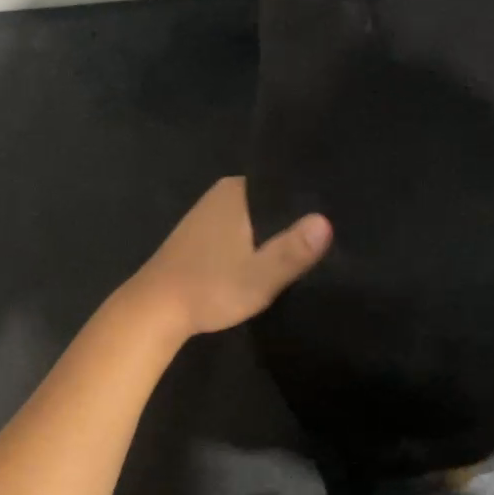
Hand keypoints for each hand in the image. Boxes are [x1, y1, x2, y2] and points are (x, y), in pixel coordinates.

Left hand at [125, 178, 331, 340]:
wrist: (155, 310)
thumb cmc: (209, 287)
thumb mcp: (259, 276)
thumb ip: (292, 250)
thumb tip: (326, 221)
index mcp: (236, 190)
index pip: (285, 184)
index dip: (311, 200)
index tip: (339, 214)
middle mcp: (222, 192)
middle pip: (272, 201)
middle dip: (295, 218)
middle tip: (332, 236)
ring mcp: (209, 213)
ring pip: (256, 217)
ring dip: (276, 232)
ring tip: (311, 248)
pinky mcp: (203, 234)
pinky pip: (241, 229)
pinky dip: (256, 241)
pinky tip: (273, 259)